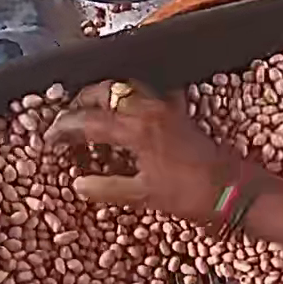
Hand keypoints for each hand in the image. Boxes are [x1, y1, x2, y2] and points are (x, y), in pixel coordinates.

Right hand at [44, 80, 241, 222]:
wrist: (233, 190)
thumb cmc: (190, 195)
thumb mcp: (143, 196)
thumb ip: (107, 188)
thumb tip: (78, 184)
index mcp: (136, 129)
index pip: (88, 121)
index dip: (64, 128)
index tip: (49, 139)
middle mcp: (149, 110)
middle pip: (105, 91)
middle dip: (80, 102)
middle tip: (66, 121)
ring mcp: (166, 108)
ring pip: (127, 88)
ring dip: (105, 96)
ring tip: (91, 114)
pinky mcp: (179, 113)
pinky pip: (151, 95)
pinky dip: (134, 99)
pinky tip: (130, 113)